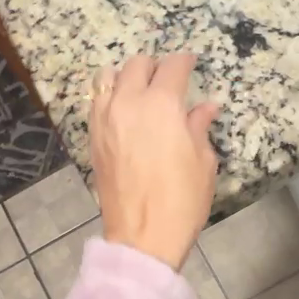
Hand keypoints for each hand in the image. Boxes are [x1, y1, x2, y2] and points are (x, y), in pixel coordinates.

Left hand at [89, 53, 220, 270]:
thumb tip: (204, 107)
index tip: (191, 63)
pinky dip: (110, 96)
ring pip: (108, 76)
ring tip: (140, 92)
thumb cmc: (181, 201)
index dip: (185, 62)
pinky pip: (97, 101)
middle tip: (168, 80)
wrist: (143, 237)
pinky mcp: (93, 137)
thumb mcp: (202, 162)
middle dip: (155, 67)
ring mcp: (105, 119)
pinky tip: (124, 111)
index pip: (173, 66)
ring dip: (126, 77)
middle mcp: (128, 103)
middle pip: (137, 65)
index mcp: (161, 105)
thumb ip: (199, 127)